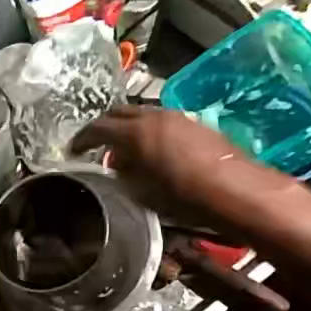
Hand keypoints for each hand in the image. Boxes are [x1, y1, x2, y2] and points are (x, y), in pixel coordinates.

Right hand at [70, 105, 264, 216]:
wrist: (237, 192)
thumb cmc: (183, 197)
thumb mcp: (139, 191)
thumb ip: (122, 172)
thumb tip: (117, 164)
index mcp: (134, 132)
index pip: (96, 128)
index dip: (81, 139)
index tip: (73, 150)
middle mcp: (153, 116)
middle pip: (118, 113)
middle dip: (104, 127)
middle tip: (96, 145)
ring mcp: (177, 117)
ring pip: (141, 115)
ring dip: (128, 128)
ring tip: (125, 150)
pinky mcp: (195, 124)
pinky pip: (161, 121)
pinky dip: (149, 131)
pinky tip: (152, 151)